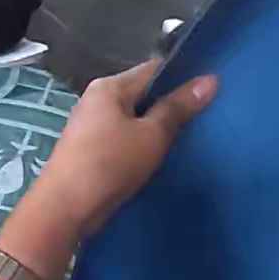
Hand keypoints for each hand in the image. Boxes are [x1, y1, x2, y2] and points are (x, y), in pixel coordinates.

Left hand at [0, 59, 216, 276]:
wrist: (64, 209)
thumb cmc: (109, 165)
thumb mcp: (152, 135)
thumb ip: (178, 108)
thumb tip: (209, 80)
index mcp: (108, 87)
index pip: (153, 70)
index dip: (184, 77)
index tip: (214, 90)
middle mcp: (95, 102)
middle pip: (142, 95)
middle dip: (171, 106)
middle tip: (208, 117)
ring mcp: (89, 128)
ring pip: (133, 121)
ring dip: (156, 129)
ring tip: (190, 138)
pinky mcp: (88, 152)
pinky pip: (122, 140)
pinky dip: (140, 146)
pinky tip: (160, 157)